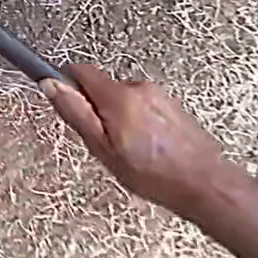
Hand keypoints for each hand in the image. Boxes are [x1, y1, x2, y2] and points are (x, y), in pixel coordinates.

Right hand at [42, 66, 257, 220]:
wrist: (207, 186)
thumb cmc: (155, 174)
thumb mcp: (101, 148)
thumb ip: (75, 112)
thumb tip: (51, 84)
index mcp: (118, 96)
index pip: (79, 71)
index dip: (68, 86)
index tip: (69, 106)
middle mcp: (139, 88)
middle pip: (101, 88)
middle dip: (96, 110)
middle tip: (104, 141)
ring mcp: (159, 95)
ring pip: (122, 99)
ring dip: (118, 118)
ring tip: (130, 149)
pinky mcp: (172, 106)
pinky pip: (141, 107)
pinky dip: (138, 123)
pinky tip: (147, 148)